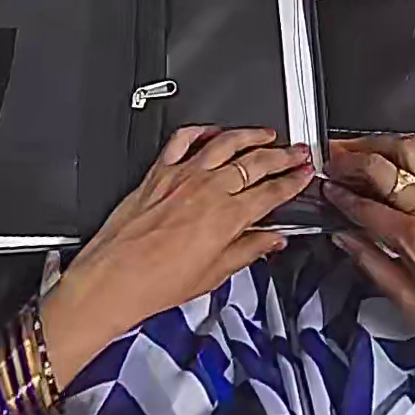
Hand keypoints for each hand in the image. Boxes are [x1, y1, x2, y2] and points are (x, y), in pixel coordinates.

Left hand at [41, 126, 312, 384]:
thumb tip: (271, 240)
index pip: (272, 191)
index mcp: (226, 217)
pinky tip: (212, 130)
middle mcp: (207, 189)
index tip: (304, 174)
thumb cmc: (154, 284)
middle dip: (283, 154)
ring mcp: (183, 175)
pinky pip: (183, 139)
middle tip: (297, 151)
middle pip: (256, 162)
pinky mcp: (159, 171)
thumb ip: (248, 250)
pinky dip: (201, 130)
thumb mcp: (213, 275)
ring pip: (226, 142)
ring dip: (251, 135)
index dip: (293, 180)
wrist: (110, 281)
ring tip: (266, 133)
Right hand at [324, 136, 414, 386]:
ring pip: (408, 150)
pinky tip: (404, 149)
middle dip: (350, 162)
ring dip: (379, 145)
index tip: (327, 191)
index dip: (339, 196)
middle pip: (380, 167)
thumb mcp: (407, 299)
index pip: (364, 206)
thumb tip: (345, 238)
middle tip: (334, 165)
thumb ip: (370, 262)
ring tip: (361, 149)